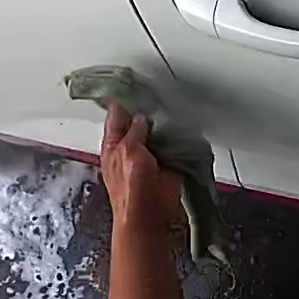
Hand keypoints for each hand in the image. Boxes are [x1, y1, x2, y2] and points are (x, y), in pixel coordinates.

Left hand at [100, 104, 182, 229]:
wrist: (150, 215)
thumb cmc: (132, 189)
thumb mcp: (128, 151)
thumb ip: (135, 131)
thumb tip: (142, 118)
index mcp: (114, 143)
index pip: (117, 114)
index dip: (124, 100)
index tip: (133, 82)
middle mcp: (131, 147)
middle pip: (140, 122)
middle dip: (148, 111)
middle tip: (158, 93)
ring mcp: (150, 155)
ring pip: (158, 132)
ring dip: (165, 125)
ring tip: (172, 108)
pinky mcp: (168, 164)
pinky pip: (175, 146)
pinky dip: (179, 139)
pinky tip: (183, 128)